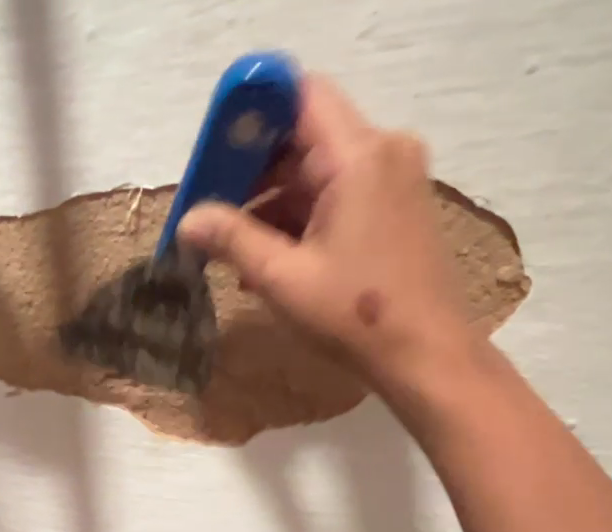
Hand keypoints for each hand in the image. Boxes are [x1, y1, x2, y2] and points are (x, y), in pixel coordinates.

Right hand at [176, 75, 473, 390]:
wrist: (426, 354)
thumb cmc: (355, 314)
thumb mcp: (282, 278)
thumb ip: (231, 239)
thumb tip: (186, 221)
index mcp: (358, 156)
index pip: (300, 96)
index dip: (252, 115)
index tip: (214, 154)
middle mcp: (382, 152)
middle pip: (303, 135)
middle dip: (252, 170)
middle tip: (210, 209)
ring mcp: (392, 179)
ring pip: (316, 168)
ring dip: (271, 201)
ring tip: (232, 248)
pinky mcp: (394, 205)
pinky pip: (335, 192)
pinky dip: (299, 216)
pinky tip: (267, 259)